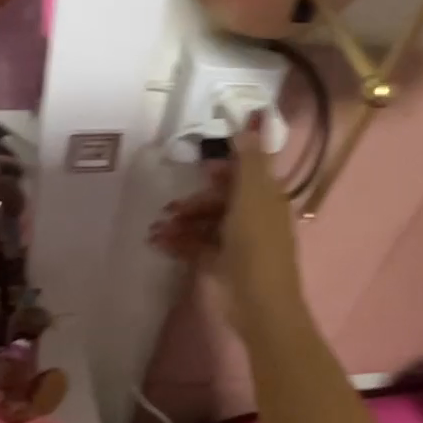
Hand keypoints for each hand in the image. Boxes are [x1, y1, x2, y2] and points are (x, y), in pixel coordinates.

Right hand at [149, 116, 305, 334]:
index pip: (243, 175)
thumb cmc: (257, 245)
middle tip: (171, 208)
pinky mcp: (221, 267)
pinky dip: (179, 243)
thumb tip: (256, 117)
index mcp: (266, 200)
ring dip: (181, 223)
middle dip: (194, 202)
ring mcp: (236, 245)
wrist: (259, 304)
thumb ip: (251, 158)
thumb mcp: (254, 195)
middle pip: (220, 201)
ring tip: (156, 230)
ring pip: (205, 225)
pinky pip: (196, 247)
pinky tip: (159, 243)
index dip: (220, 170)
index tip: (197, 168)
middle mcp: (253, 219)